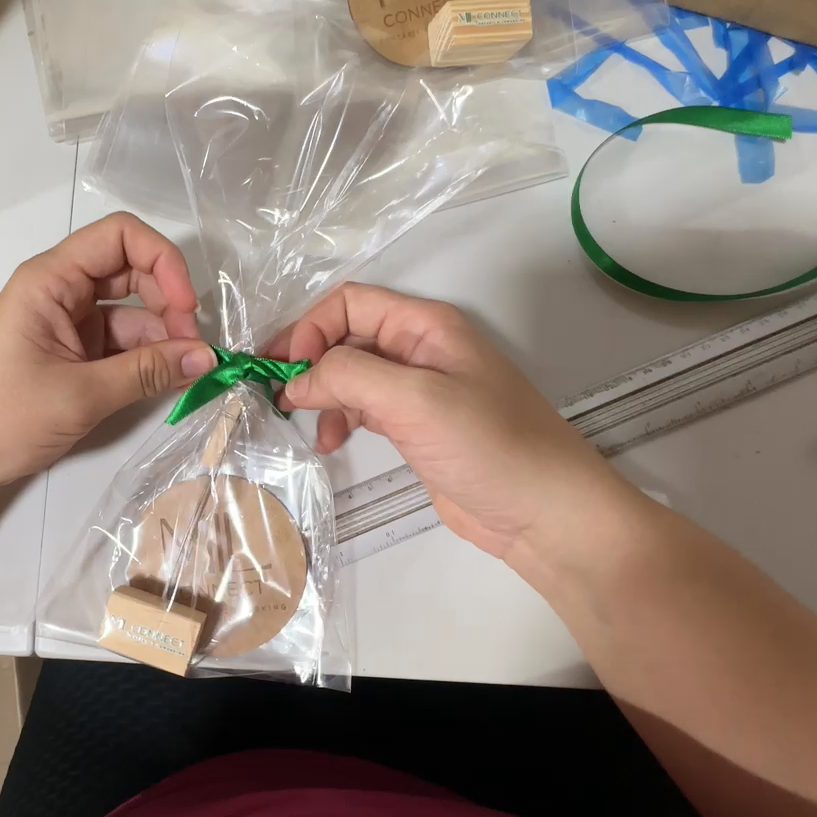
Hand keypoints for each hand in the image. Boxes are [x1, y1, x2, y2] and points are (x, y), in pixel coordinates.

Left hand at [0, 214, 217, 495]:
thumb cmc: (1, 418)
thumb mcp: (81, 394)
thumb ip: (147, 372)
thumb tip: (207, 357)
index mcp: (50, 280)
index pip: (119, 237)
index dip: (162, 262)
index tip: (187, 308)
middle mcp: (59, 292)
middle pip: (129, 272)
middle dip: (167, 303)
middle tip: (193, 349)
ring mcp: (63, 324)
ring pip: (127, 313)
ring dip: (160, 337)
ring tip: (186, 372)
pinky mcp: (68, 355)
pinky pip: (116, 344)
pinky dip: (142, 359)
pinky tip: (165, 379)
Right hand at [271, 283, 630, 558]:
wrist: (544, 513)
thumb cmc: (489, 445)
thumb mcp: (416, 400)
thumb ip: (350, 377)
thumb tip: (296, 379)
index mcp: (425, 326)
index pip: (350, 303)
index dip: (312, 328)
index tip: (287, 368)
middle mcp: (418, 350)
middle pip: (345, 336)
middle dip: (307, 360)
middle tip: (273, 392)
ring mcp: (417, 390)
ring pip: (349, 375)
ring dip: (320, 393)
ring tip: (301, 422)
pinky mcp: (413, 427)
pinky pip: (361, 408)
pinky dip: (337, 419)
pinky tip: (329, 441)